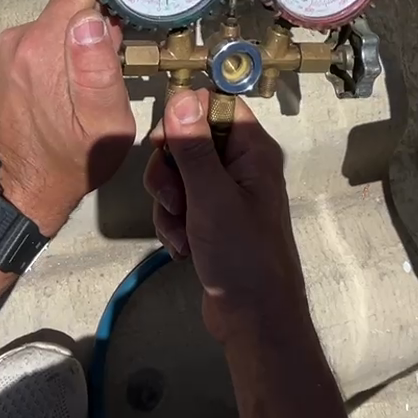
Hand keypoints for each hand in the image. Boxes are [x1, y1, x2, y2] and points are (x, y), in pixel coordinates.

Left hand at [0, 0, 137, 234]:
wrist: (18, 190)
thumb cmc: (71, 161)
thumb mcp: (105, 124)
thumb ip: (100, 67)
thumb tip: (92, 18)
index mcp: (42, 47)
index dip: (105, 9)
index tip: (117, 38)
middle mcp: (16, 39)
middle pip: (66, 8)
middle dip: (90, 31)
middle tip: (102, 71)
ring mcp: (2, 50)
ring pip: (52, 25)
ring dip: (71, 45)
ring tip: (79, 86)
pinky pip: (36, 41)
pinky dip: (52, 56)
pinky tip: (58, 89)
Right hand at [144, 90, 306, 343]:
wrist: (254, 322)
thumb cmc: (241, 254)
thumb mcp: (211, 197)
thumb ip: (194, 146)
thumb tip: (182, 95)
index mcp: (252, 149)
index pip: (216, 104)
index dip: (185, 116)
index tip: (164, 141)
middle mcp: (241, 164)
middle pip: (188, 138)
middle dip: (170, 171)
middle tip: (171, 199)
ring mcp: (225, 192)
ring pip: (178, 173)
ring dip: (168, 203)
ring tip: (179, 232)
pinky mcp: (211, 217)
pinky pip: (179, 202)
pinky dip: (173, 223)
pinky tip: (181, 248)